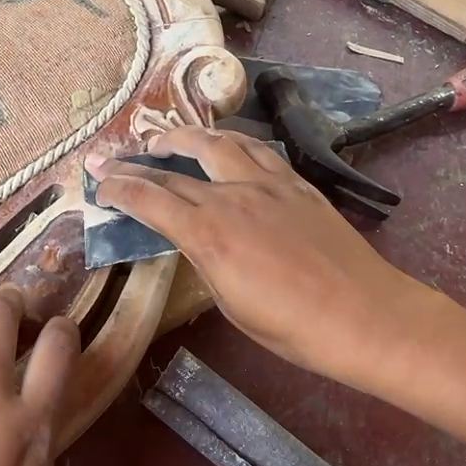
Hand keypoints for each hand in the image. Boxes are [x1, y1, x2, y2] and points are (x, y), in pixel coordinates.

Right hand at [86, 126, 436, 389]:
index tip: (99, 181)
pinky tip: (225, 145)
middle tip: (112, 157)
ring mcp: (267, 183)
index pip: (151, 200)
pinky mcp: (295, 182)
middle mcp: (232, 196)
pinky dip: (230, 142)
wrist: (366, 316)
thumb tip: (193, 238)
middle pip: (175, 168)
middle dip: (137, 162)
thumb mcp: (232, 304)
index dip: (119, 188)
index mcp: (209, 233)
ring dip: (185, 137)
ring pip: (217, 142)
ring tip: (165, 140)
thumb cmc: (294, 328)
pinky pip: (256, 149)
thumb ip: (206, 260)